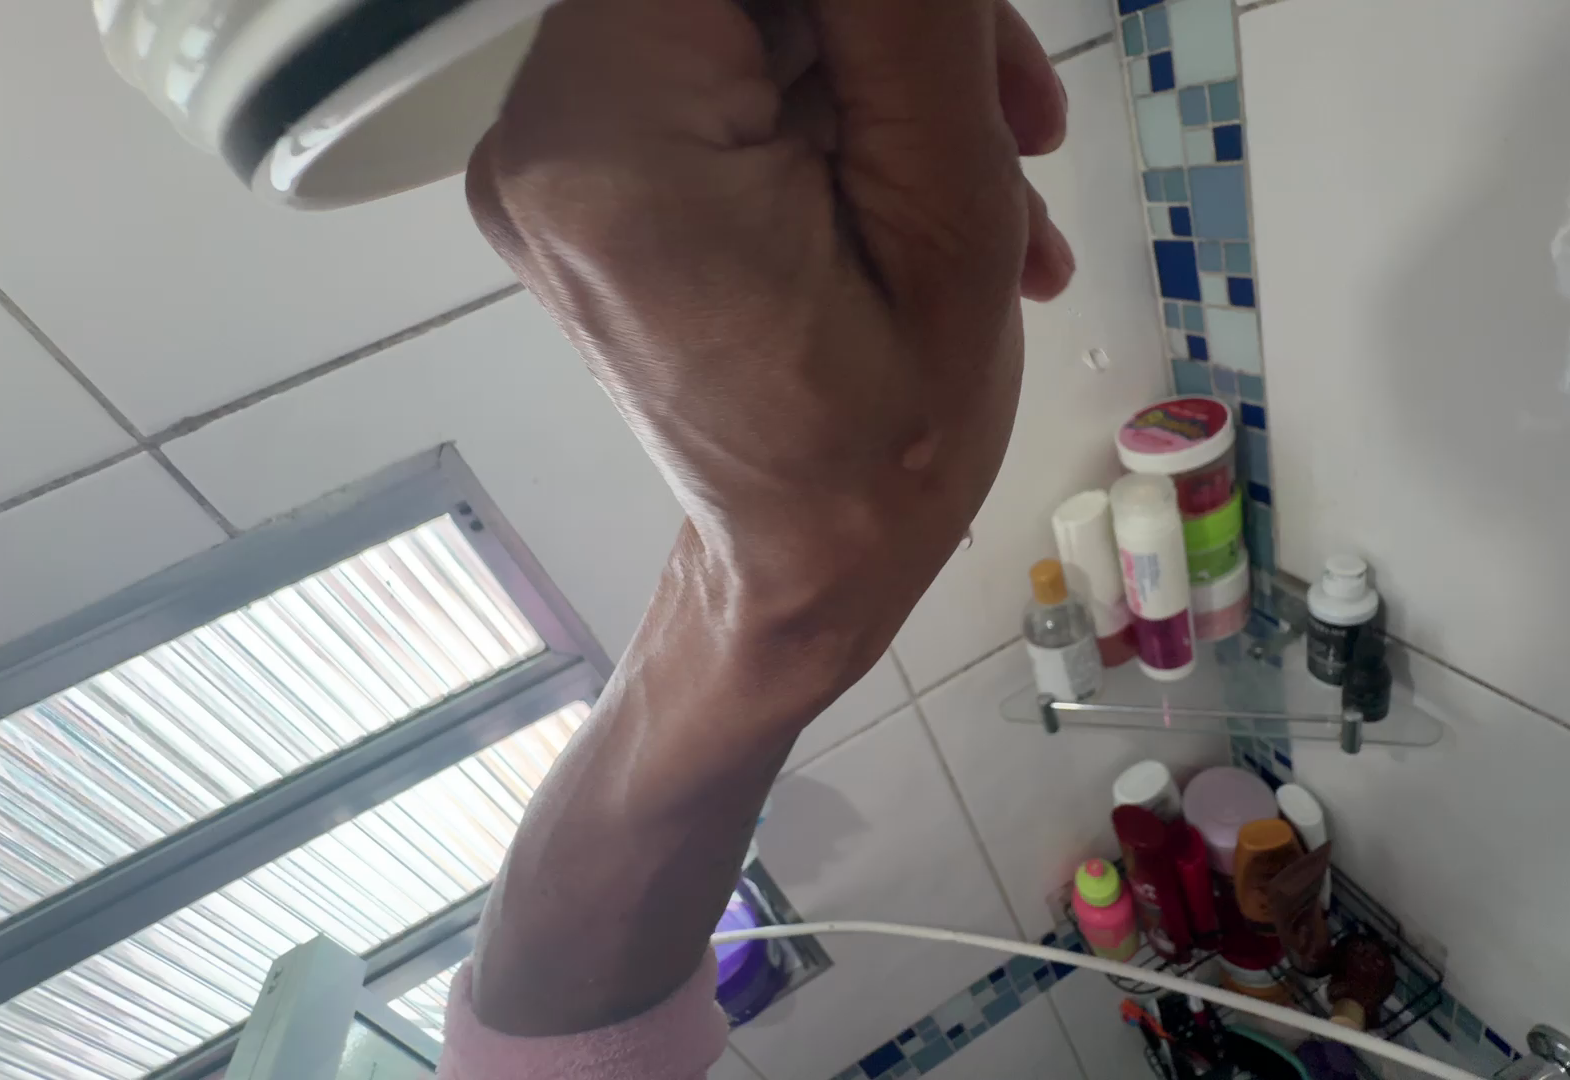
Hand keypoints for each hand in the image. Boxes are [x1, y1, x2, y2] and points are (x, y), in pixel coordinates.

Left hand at [466, 0, 1073, 695]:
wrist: (815, 569)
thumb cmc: (892, 451)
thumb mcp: (945, 227)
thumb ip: (917, 25)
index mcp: (611, 140)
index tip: (966, 57)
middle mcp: (544, 141)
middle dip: (904, 34)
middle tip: (1025, 127)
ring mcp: (563, 176)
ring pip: (752, 35)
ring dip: (894, 95)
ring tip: (1009, 206)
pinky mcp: (604, 206)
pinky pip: (733, 110)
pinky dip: (842, 142)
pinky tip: (937, 223)